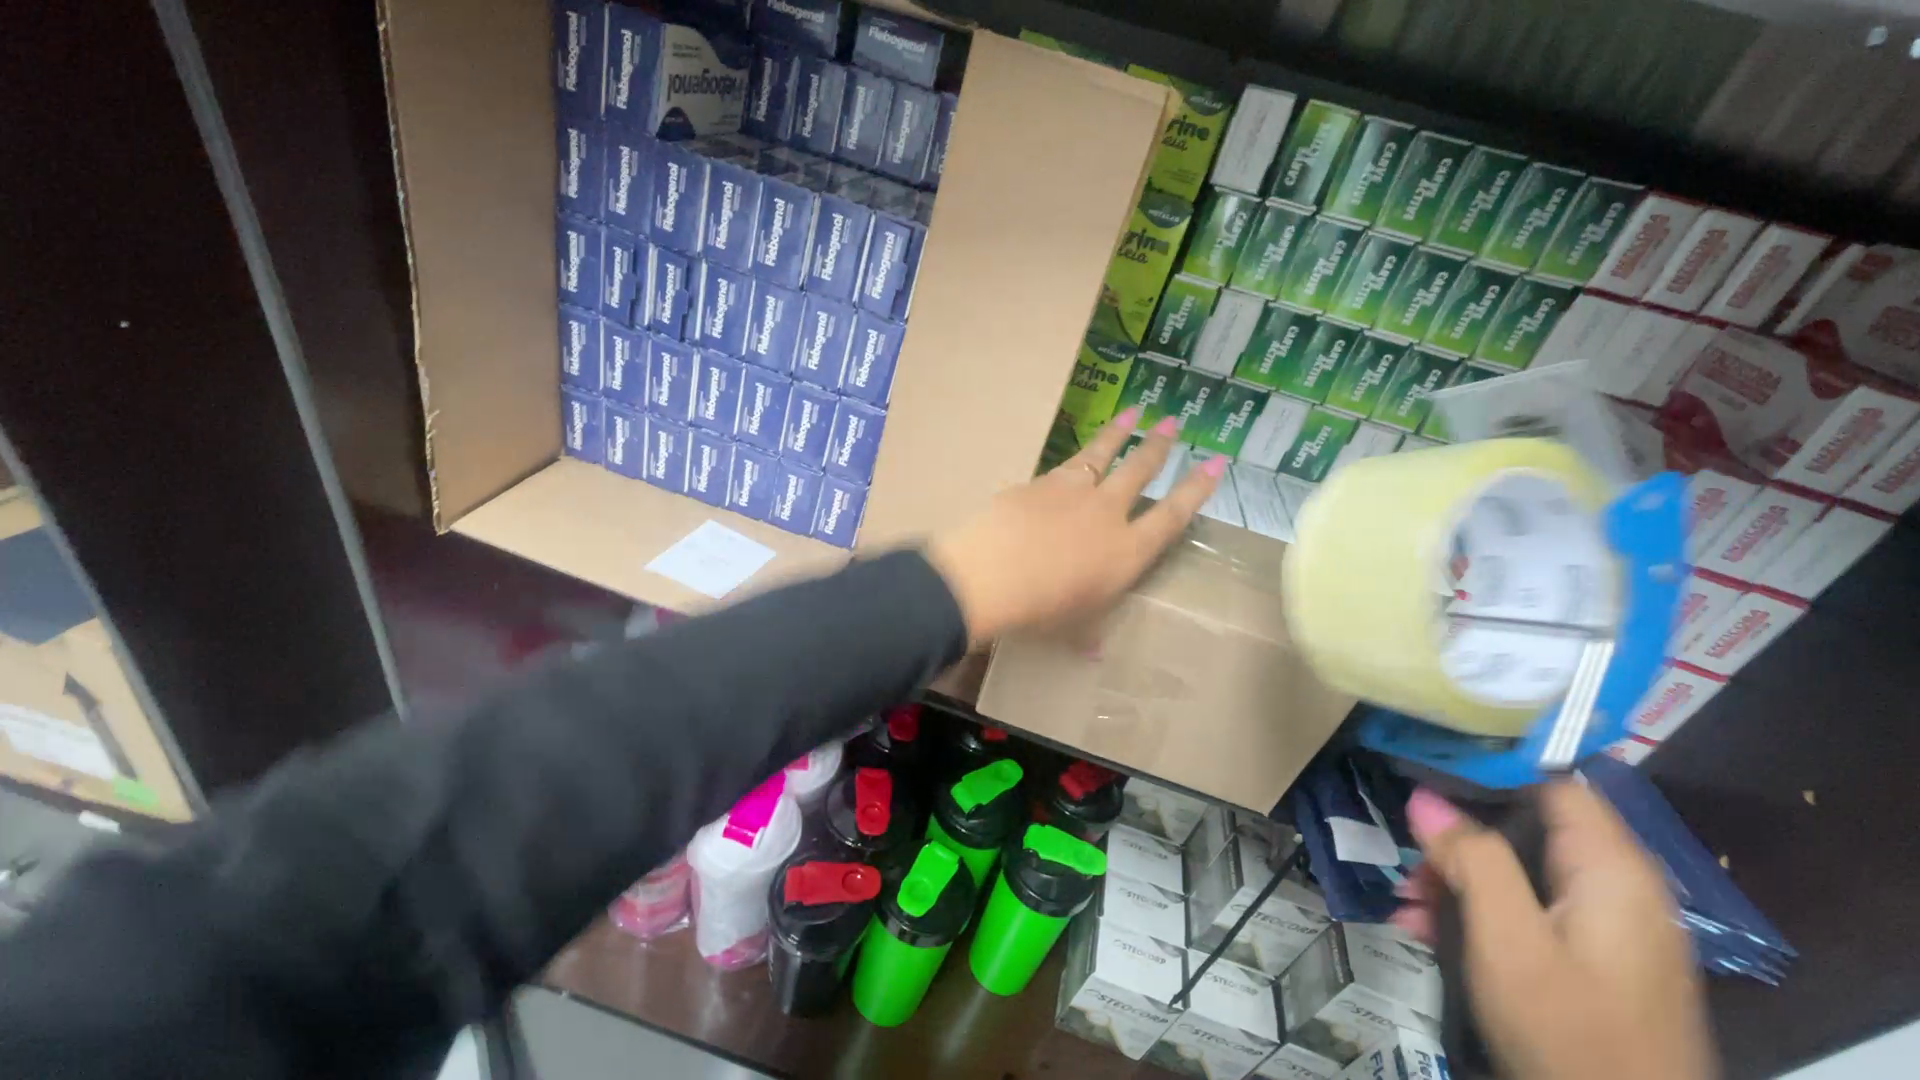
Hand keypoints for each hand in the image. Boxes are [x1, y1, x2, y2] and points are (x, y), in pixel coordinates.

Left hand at [925, 408, 1220, 646]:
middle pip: (1140, 471)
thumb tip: (1094, 652)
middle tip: (1173, 421)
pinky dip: (1071, 461)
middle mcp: (1106, 513)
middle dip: (1159, 445)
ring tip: (1132, 412)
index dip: (1196, 489)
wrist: (992, 576)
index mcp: (1127, 551)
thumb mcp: (1072, 628)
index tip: (1216, 463)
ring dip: (1118, 433)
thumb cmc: (1042, 611)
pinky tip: (1073, 456)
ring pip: (1101, 455)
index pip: (1172, 515)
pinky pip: (1060, 468)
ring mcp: (1070, 492)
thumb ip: (1087, 633)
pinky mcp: (1036, 484)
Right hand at [1396, 783, 1717, 1079]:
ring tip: (1409, 902)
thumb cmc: (1569, 1031)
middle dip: (1462, 835)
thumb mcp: (1508, 942)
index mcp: (1612, 869)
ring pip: (1526, 871)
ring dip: (1463, 878)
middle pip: (1532, 826)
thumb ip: (1473, 860)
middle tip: (1408, 856)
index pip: (1554, 779)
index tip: (1428, 762)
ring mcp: (1612, 925)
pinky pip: (1535, 910)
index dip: (1491, 764)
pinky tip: (1434, 932)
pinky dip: (1486, 912)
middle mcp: (1621, 886)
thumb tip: (1426, 798)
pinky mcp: (1599, 958)